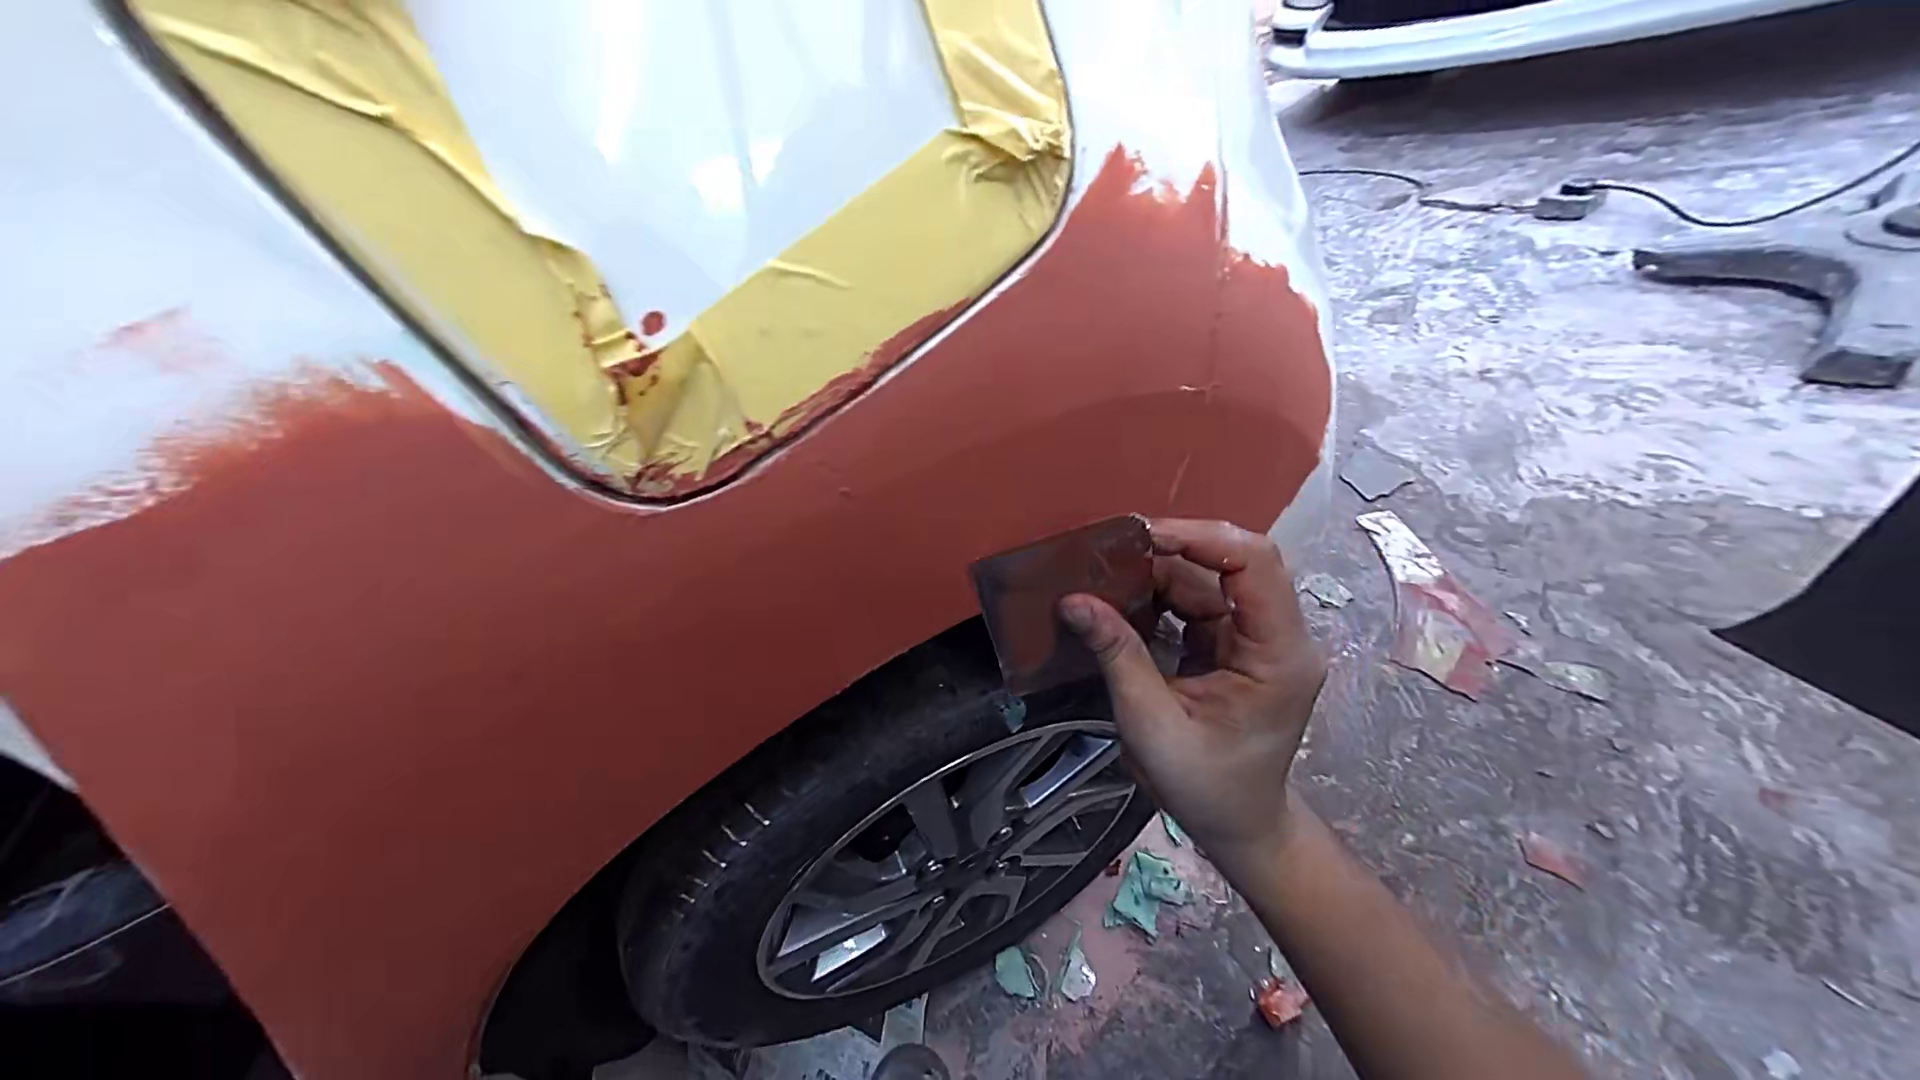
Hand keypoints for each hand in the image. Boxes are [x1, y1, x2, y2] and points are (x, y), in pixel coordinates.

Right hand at [1058, 518, 1325, 863]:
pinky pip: (1195, 604)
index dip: (1201, 538)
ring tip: (1104, 574)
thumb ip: (1117, 655)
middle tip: (1109, 552)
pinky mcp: (1232, 645)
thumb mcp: (1153, 724)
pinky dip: (1157, 598)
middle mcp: (1276, 635)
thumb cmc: (1207, 788)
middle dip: (1170, 553)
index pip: (1255, 565)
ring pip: (1207, 581)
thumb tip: (1074, 600)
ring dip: (1156, 575)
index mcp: (1279, 653)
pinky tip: (1121, 598)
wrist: (1238, 827)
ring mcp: (1255, 639)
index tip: (1142, 536)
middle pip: (1231, 565)